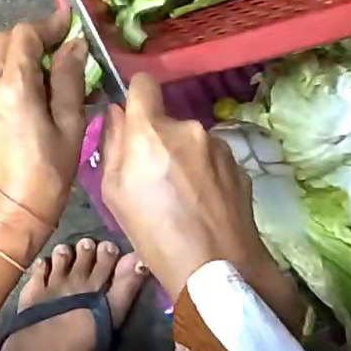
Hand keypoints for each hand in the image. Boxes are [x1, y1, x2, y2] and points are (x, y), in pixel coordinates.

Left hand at [0, 8, 87, 237]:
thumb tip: (74, 46)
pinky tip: (39, 87)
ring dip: (24, 52)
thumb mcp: (70, 123)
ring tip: (56, 68)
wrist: (12, 209)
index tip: (71, 23)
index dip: (49, 24)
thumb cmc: (49, 171)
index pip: (25, 35)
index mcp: (13, 87)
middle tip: (64, 45)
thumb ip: (69, 78)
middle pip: (6, 40)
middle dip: (35, 35)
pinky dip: (15, 70)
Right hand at [100, 75, 282, 301]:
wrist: (216, 267)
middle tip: (155, 179)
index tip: (132, 118)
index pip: (143, 83)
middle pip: (167, 120)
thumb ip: (112, 144)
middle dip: (159, 140)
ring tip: (183, 198)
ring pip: (192, 141)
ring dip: (185, 158)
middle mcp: (188, 127)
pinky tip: (204, 205)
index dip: (135, 96)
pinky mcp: (238, 164)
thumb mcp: (114, 193)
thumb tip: (114, 114)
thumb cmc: (153, 233)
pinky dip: (206, 174)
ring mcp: (218, 145)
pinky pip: (213, 159)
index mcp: (151, 130)